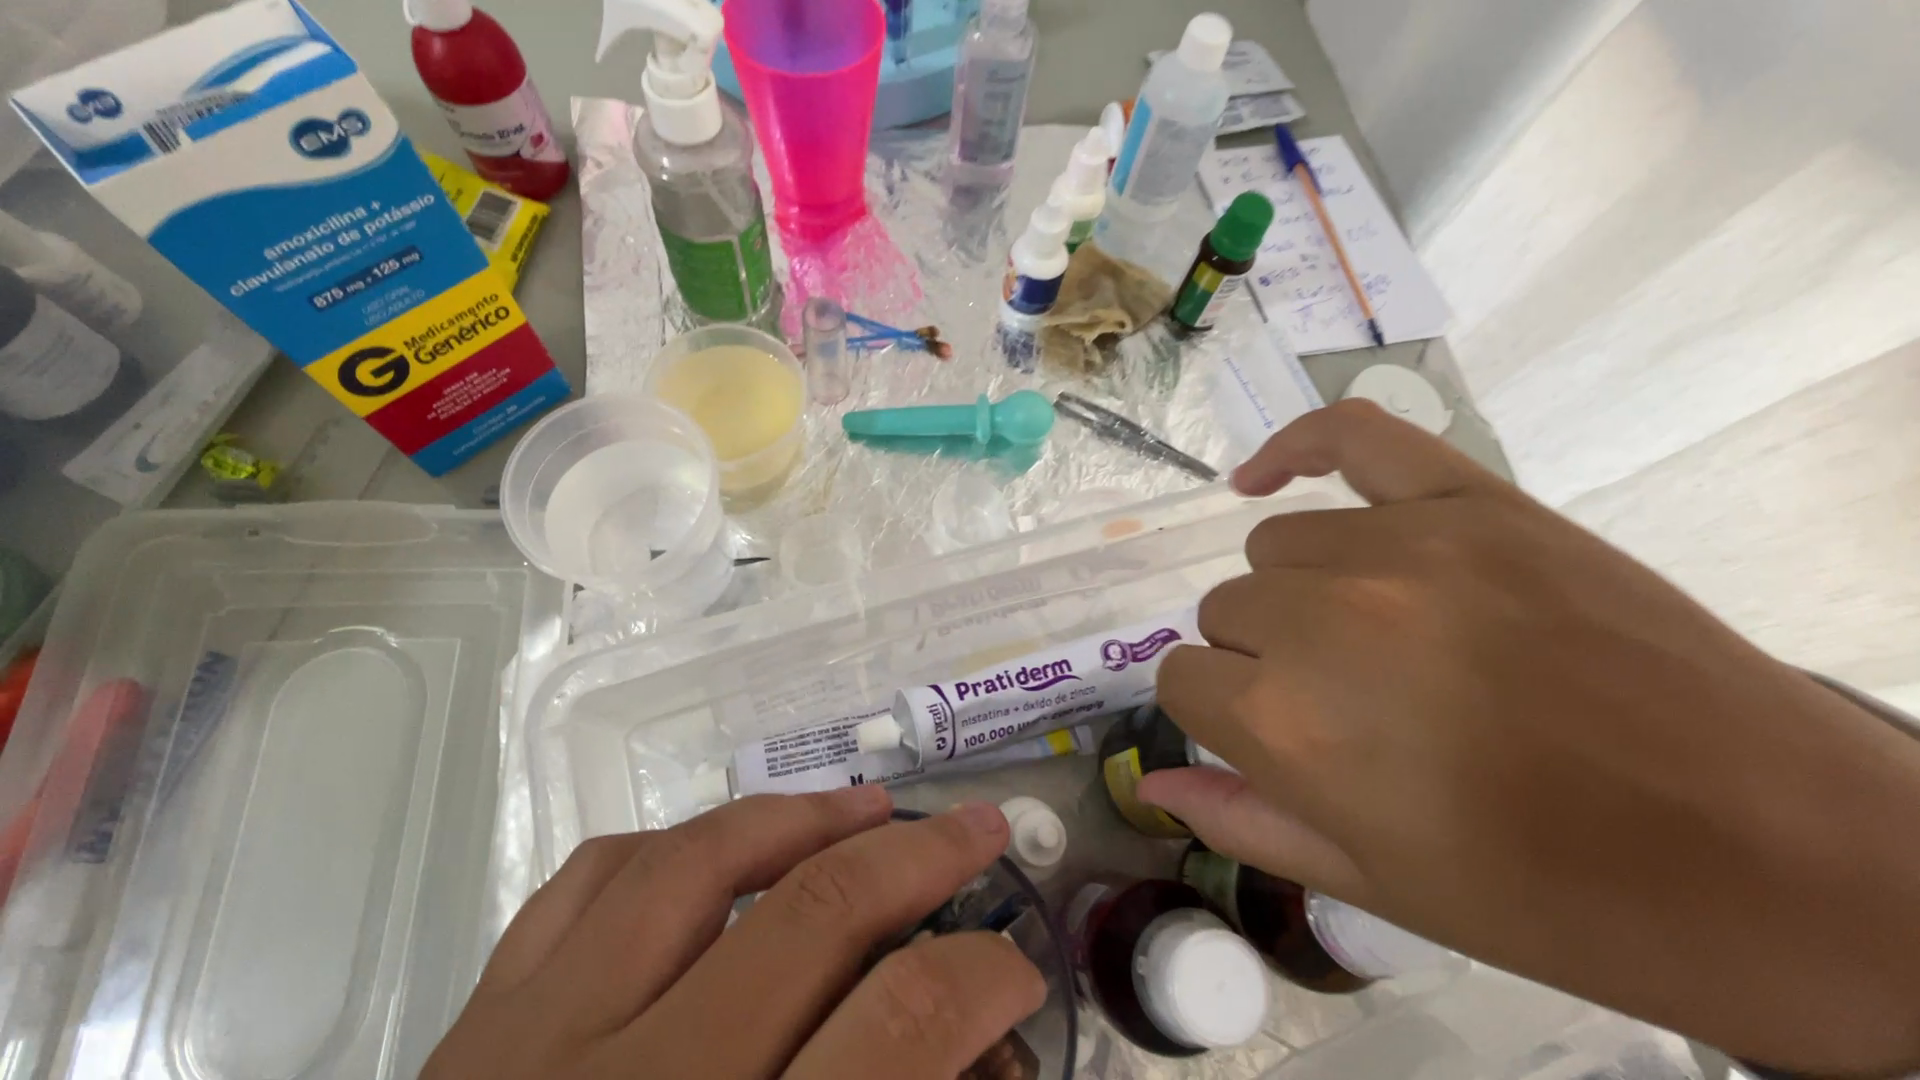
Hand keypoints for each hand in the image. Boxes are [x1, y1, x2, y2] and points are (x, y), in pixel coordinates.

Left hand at [424, 790, 1043, 1079]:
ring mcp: (536, 1048)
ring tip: (867, 803)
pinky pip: (585, 882)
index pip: (900, 1026)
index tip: (1015, 966)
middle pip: (813, 916)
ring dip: (800, 816)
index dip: (984, 977)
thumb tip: (981, 1051)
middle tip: (981, 827)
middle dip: (921, 856)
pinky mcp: (474, 1029)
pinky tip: (724, 842)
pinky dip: (671, 844)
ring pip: (694, 864)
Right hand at [1147, 400, 1919, 1075]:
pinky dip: (1294, 449)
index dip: (1220, 716)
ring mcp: (1404, 547)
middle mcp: (1322, 622)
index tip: (1268, 739)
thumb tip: (1150, 786)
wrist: (1769, 854)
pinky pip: (1349, 435)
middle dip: (1261, 661)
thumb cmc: (1550, 896)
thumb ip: (1243, 824)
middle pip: (1226, 611)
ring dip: (1301, 594)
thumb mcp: (1376, 888)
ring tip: (1376, 637)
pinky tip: (1265, 479)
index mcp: (1284, 726)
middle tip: (1342, 705)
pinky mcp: (1479, 502)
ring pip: (1277, 547)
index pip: (1182, 682)